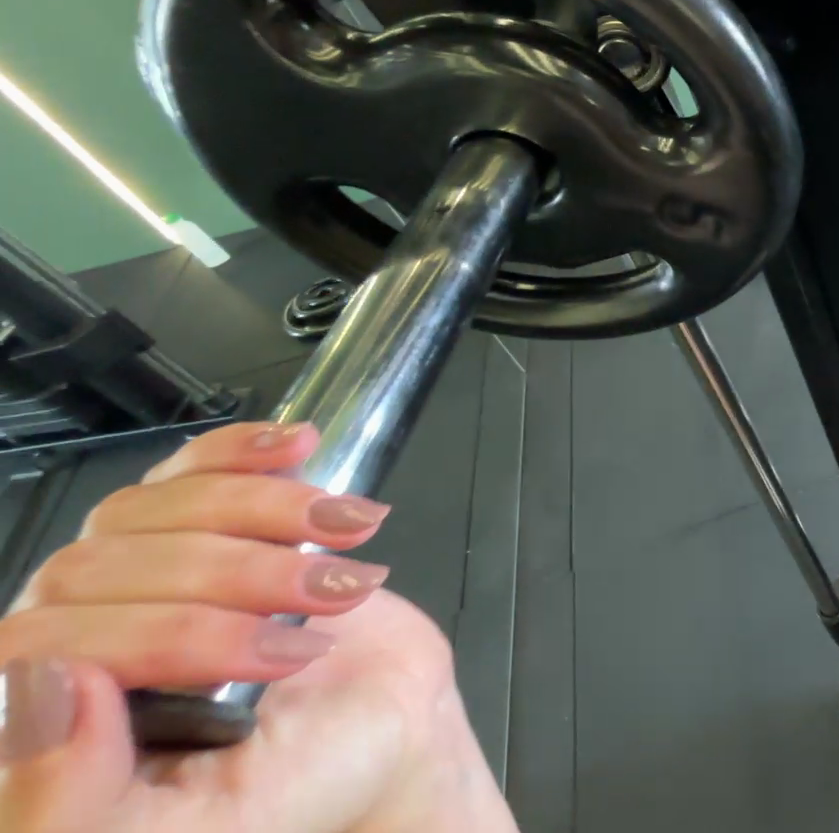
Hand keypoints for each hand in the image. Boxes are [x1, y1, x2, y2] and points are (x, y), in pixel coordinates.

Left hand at [0, 422, 516, 832]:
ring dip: (276, 511)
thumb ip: (74, 806)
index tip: (286, 652)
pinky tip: (299, 445)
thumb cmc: (307, 783)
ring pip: (158, 507)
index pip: (45, 644)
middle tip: (336, 601)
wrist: (392, 724)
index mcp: (43, 730)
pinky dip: (247, 448)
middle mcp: (76, 641)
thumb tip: (46, 686)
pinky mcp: (208, 526)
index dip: (175, 634)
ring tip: (356, 534)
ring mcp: (141, 576)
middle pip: (108, 565)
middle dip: (246, 575)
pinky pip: (194, 468)